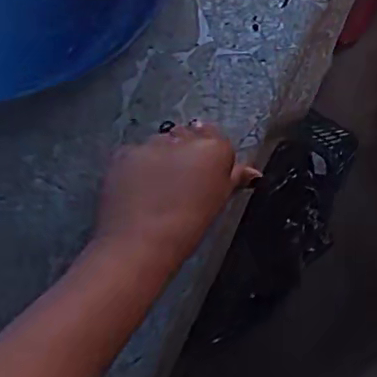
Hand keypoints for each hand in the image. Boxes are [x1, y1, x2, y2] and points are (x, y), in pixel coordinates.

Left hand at [93, 121, 260, 266]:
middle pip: (185, 135)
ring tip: (153, 183)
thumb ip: (234, 177)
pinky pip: (133, 153)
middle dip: (182, 150)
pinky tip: (134, 185)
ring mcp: (153, 145)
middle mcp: (187, 139)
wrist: (141, 241)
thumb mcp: (220, 198)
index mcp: (216, 148)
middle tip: (177, 178)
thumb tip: (252, 172)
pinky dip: (134, 164)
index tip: (201, 170)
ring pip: (159, 143)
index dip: (207, 152)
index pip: (213, 135)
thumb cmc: (191, 222)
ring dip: (159, 156)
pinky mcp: (125, 154)